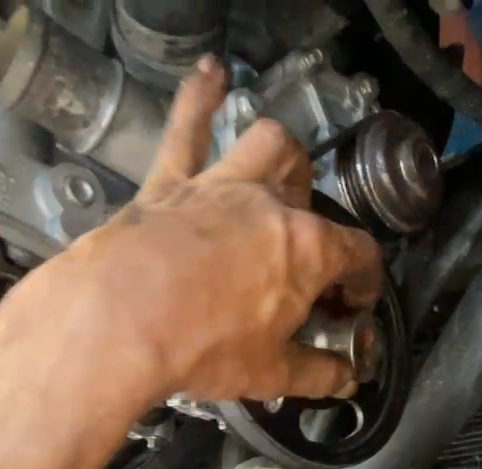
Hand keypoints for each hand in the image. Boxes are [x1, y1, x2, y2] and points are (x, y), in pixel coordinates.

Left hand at [0, 57, 381, 414]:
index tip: (351, 306)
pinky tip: (210, 75)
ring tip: (284, 175)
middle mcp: (269, 205)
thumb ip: (316, 374)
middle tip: (305, 260)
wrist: (118, 321)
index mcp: (307, 250)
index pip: (358, 254)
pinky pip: (185, 130)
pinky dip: (199, 99)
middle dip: (319, 225)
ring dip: (282, 158)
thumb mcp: (270, 374)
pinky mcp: (168, 184)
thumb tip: (343, 379)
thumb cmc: (203, 347)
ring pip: (265, 145)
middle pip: (312, 200)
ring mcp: (218, 187)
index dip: (364, 282)